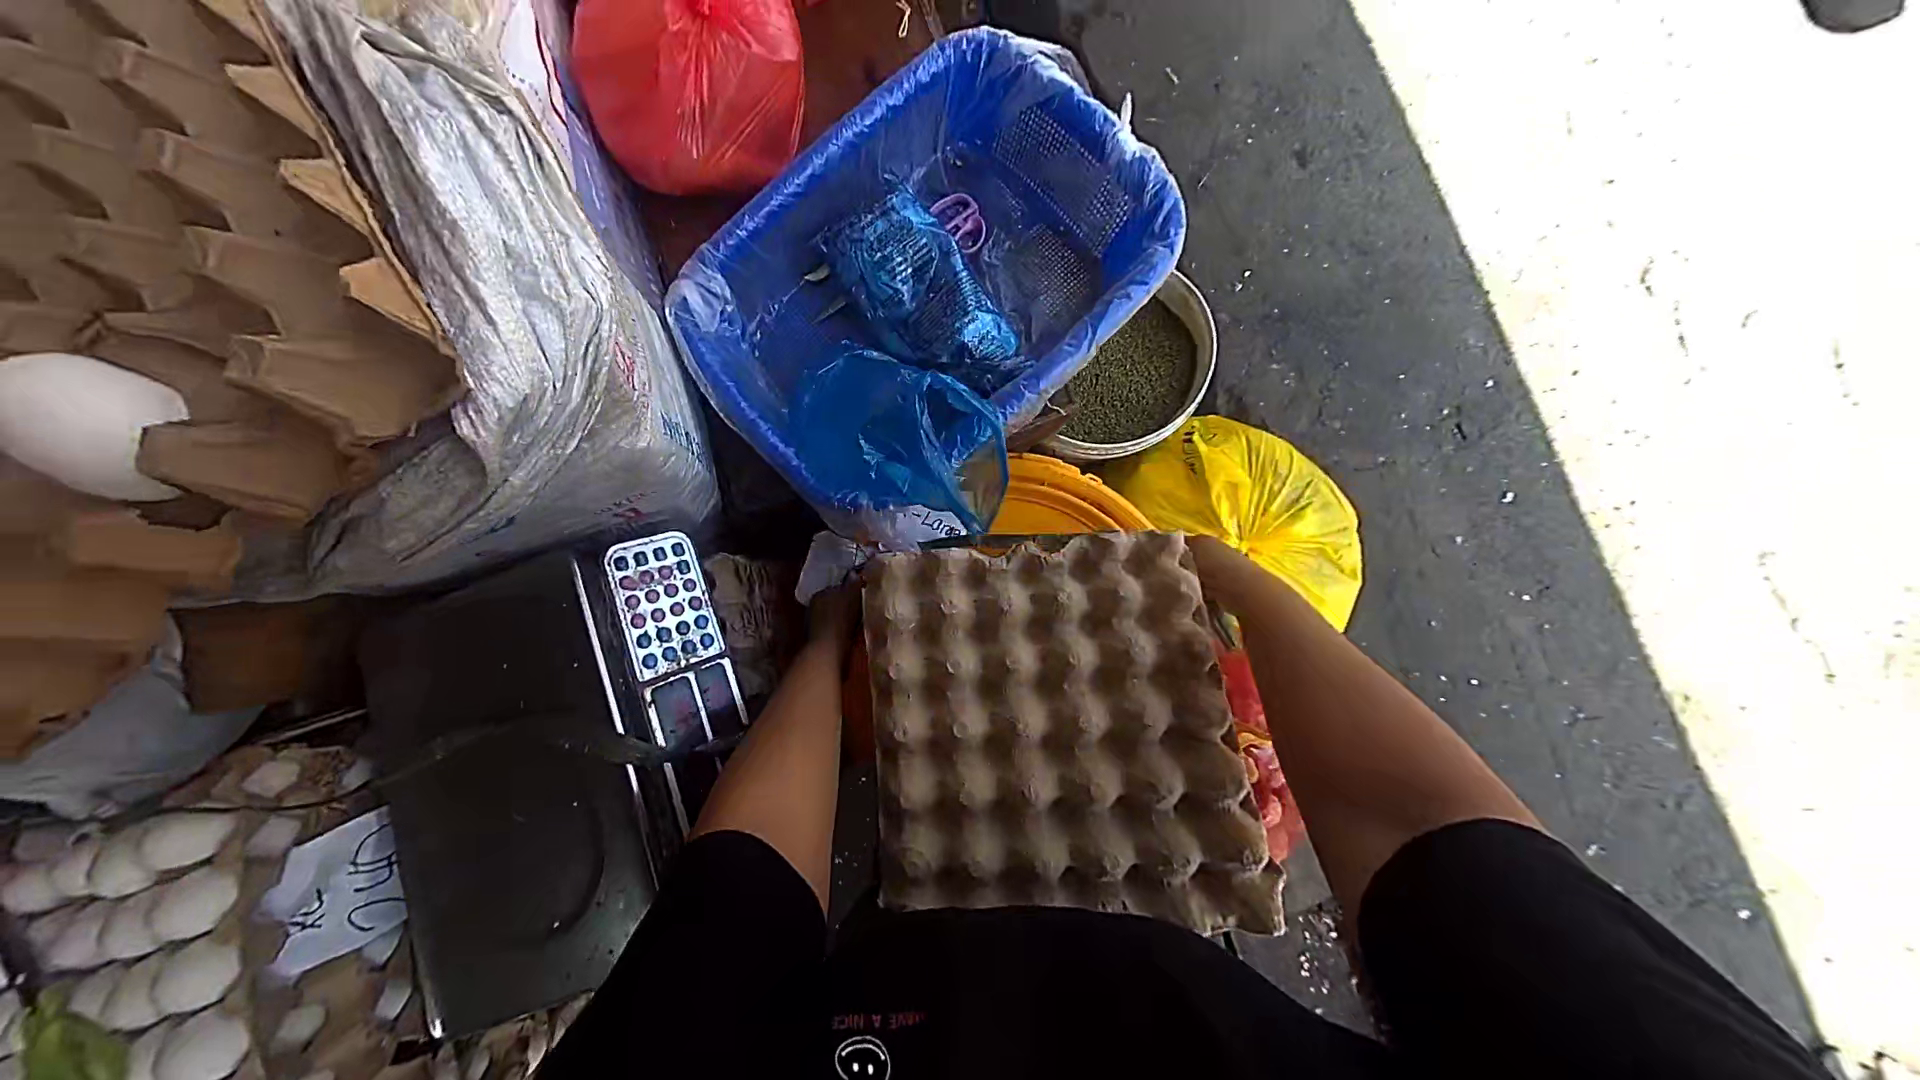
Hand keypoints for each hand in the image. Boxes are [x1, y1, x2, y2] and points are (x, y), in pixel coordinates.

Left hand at [807, 582, 861, 661]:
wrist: (828, 651)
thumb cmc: (840, 620)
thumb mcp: (851, 597)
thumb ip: (853, 584)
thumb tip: (854, 573)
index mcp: (820, 593)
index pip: (837, 586)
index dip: (849, 589)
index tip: (861, 594)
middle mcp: (814, 606)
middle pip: (834, 601)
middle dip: (845, 604)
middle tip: (862, 607)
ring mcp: (813, 623)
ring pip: (833, 615)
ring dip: (843, 617)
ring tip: (859, 622)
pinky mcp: (817, 639)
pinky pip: (833, 628)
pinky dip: (841, 629)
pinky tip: (850, 634)